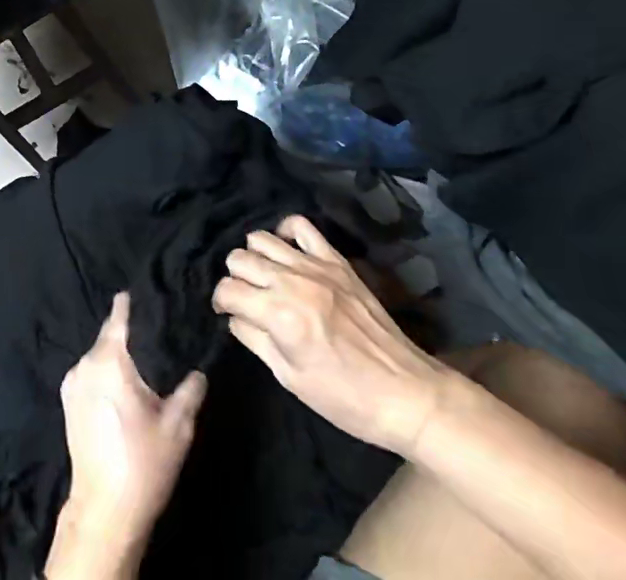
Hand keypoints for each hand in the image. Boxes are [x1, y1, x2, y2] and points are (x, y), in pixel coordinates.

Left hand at [47, 292, 207, 579]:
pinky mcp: (69, 404)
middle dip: (130, 330)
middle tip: (157, 325)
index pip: (119, 318)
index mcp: (109, 361)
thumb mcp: (179, 424)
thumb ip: (190, 389)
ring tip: (146, 353)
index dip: (131, 302)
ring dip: (119, 353)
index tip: (145, 288)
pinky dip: (107, 370)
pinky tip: (127, 381)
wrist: (104, 510)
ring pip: (99, 356)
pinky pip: (91, 373)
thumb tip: (198, 369)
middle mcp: (85, 365)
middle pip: (109, 336)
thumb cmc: (143, 462)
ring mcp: (72, 385)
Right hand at [213, 216, 455, 455]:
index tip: (226, 314)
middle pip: (239, 259)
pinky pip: (302, 226)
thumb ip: (255, 340)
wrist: (405, 393)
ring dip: (254, 257)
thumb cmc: (344, 398)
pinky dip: (285, 232)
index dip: (220, 302)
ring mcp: (318, 267)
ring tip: (263, 278)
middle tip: (245, 299)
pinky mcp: (338, 261)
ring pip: (262, 239)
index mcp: (280, 316)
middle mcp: (294, 282)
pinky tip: (285, 252)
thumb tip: (234, 316)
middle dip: (234, 279)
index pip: (228, 290)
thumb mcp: (289, 377)